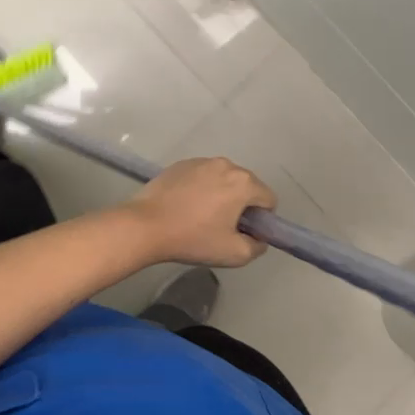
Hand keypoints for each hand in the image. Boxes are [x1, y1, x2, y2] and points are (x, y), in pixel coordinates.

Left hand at [126, 157, 276, 267]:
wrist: (146, 225)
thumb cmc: (193, 238)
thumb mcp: (235, 253)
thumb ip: (257, 246)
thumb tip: (258, 237)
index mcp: (243, 182)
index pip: (268, 199)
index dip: (261, 219)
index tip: (243, 232)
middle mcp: (225, 164)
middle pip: (246, 186)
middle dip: (241, 205)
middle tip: (222, 227)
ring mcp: (201, 161)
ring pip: (223, 179)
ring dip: (221, 195)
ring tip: (201, 216)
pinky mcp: (180, 164)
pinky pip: (202, 176)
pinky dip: (201, 188)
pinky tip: (185, 206)